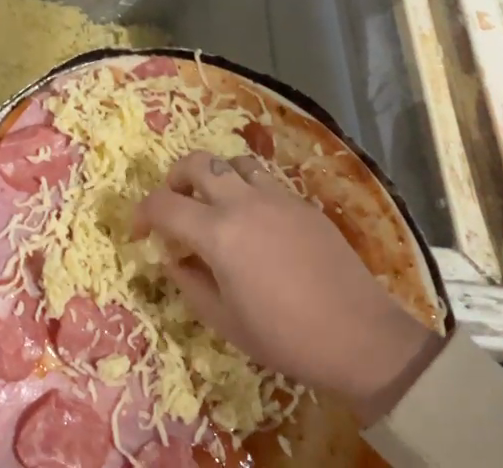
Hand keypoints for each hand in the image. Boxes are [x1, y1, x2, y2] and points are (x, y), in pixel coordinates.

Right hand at [132, 151, 444, 423]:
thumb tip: (172, 258)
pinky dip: (248, 191)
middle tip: (175, 204)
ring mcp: (277, 199)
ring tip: (217, 206)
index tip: (140, 231)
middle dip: (175, 178)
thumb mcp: (224, 321)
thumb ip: (189, 283)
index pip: (162, 204)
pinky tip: (256, 223)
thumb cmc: (287, 338)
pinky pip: (266, 181)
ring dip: (216, 178)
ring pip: (234, 163)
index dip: (142, 213)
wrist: (362, 339)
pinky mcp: (304, 205)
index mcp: (217, 233)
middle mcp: (243, 203)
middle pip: (196, 163)